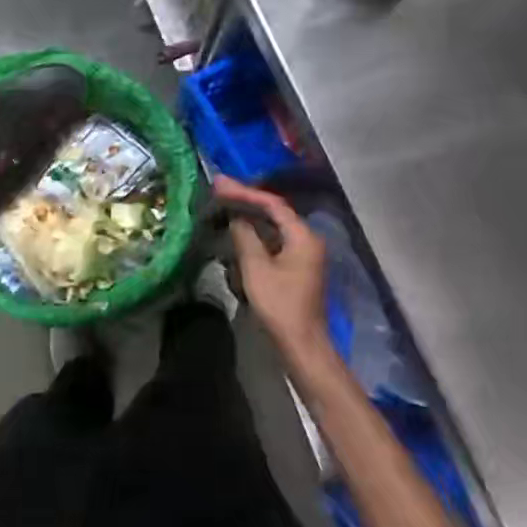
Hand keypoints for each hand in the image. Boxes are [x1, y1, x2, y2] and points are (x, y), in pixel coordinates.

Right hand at [215, 176, 331, 358]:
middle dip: (246, 199)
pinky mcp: (298, 265)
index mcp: (303, 236)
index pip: (272, 204)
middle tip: (219, 189)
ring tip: (224, 203)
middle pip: (275, 211)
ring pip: (275, 224)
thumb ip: (245, 236)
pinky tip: (239, 227)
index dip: (245, 192)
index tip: (220, 184)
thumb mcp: (256, 268)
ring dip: (250, 214)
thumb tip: (236, 218)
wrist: (302, 342)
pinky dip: (257, 230)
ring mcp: (304, 252)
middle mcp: (308, 239)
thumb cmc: (279, 304)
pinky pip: (275, 238)